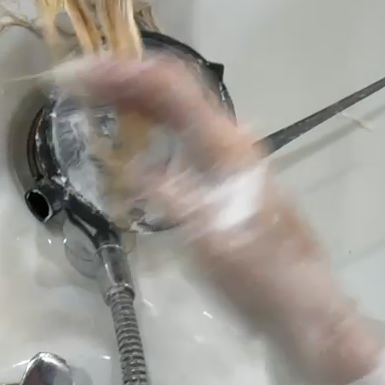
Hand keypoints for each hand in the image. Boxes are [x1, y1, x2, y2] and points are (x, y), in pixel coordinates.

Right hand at [60, 56, 384, 384]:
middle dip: (120, 75)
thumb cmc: (260, 278)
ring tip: (90, 93)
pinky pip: (179, 127)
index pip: (167, 85)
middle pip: (169, 86)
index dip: (121, 71)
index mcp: (223, 143)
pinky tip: (127, 125)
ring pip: (173, 104)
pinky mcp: (224, 170)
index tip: (79, 74)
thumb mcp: (207, 241)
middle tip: (74, 80)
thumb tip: (129, 163)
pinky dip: (147, 116)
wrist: (310, 313)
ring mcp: (228, 151)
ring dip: (131, 93)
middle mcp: (227, 135)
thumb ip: (167, 194)